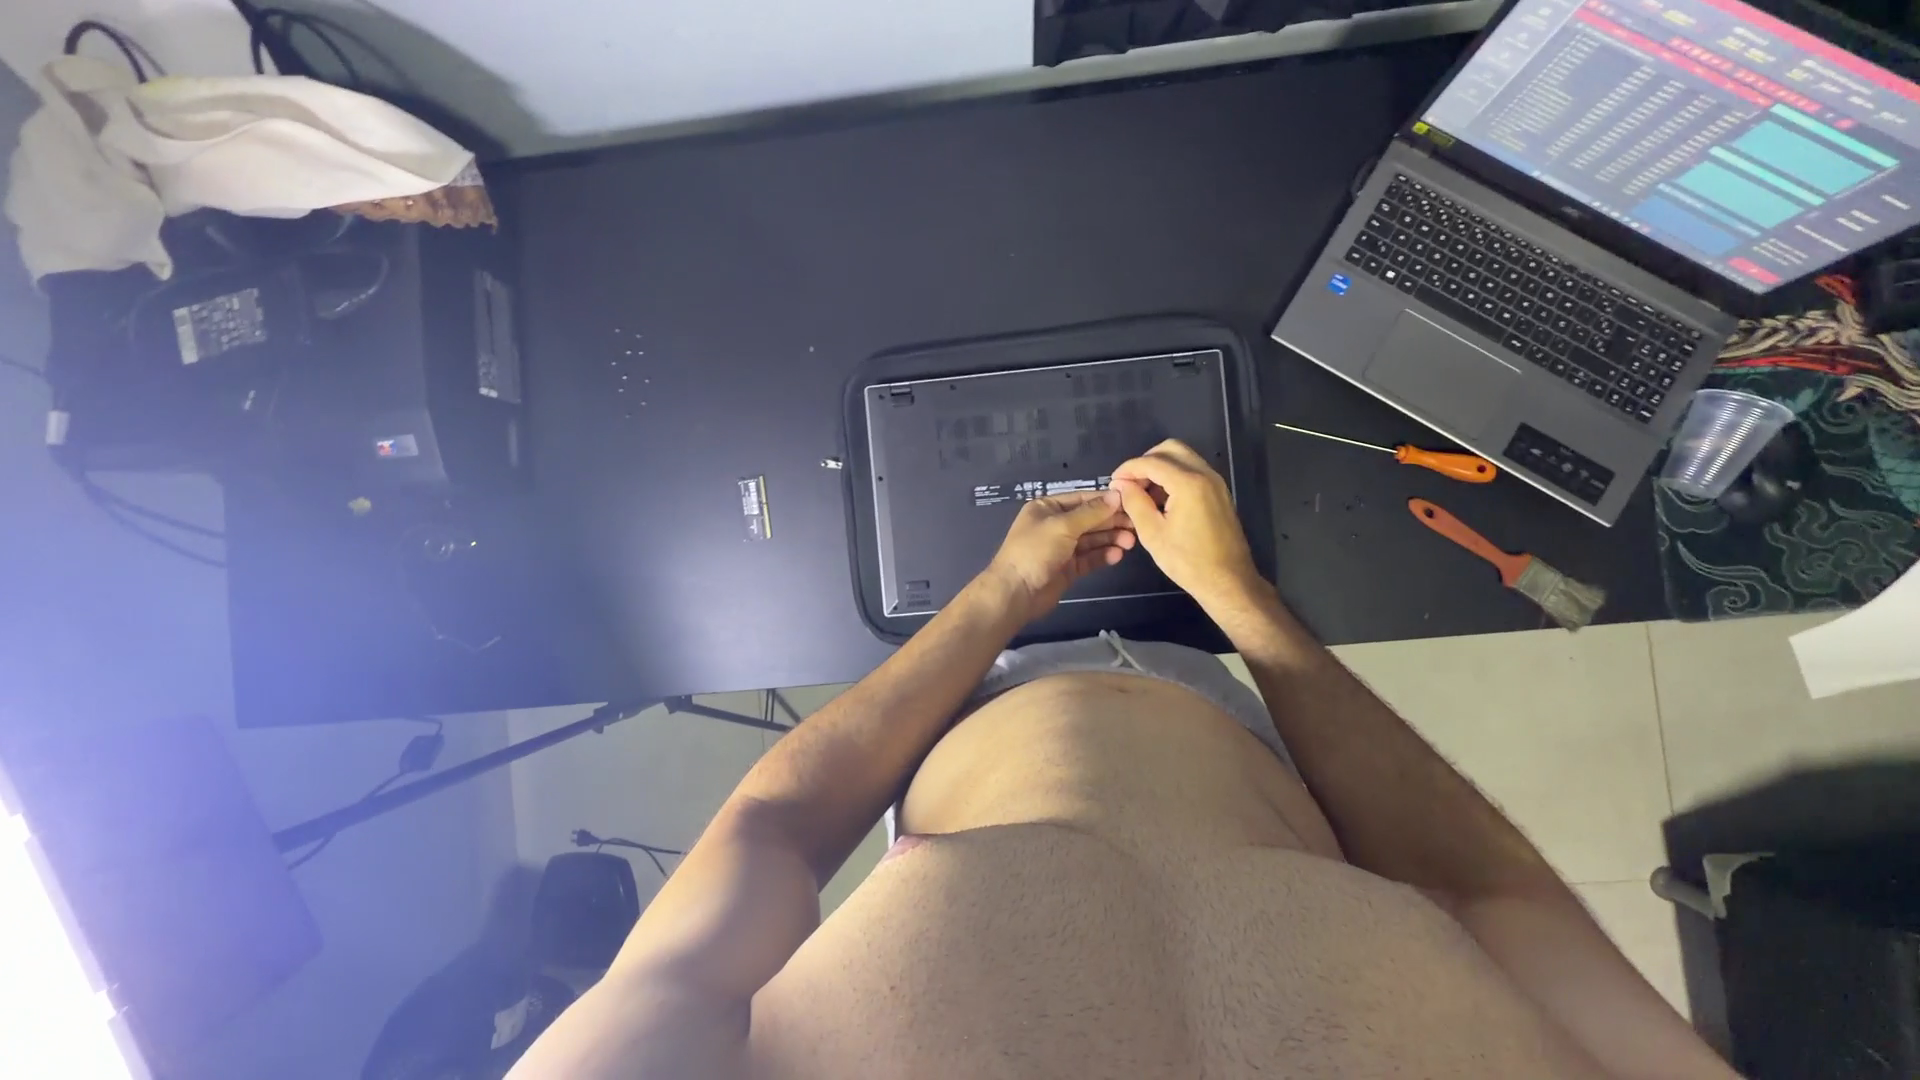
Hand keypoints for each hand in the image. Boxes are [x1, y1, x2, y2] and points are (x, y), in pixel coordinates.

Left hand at [979, 490, 1135, 622]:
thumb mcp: (1063, 525)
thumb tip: (1117, 495)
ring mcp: (1061, 548)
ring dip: (1111, 539)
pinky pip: (1089, 558)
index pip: (1082, 499)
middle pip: (1089, 519)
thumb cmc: (1035, 551)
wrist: (1016, 592)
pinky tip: (1117, 555)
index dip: (1106, 501)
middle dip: (1112, 521)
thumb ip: (1091, 512)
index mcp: (1047, 508)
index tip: (1131, 502)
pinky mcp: (1068, 569)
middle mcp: (1054, 525)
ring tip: (1130, 541)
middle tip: (1136, 525)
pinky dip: (1103, 555)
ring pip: (1091, 540)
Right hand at [1110, 439, 1261, 609]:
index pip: (1151, 462)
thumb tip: (1120, 484)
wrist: (1228, 581)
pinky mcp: (1220, 493)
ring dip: (1161, 468)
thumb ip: (1134, 502)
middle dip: (1146, 462)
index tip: (1113, 483)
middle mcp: (1205, 475)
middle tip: (1130, 484)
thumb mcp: (1152, 533)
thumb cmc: (1187, 561)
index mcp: (1188, 483)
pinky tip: (1163, 501)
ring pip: (1183, 458)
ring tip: (1144, 494)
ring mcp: (1216, 483)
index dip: (1128, 469)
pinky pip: (1193, 472)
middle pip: (1170, 449)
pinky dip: (1175, 476)